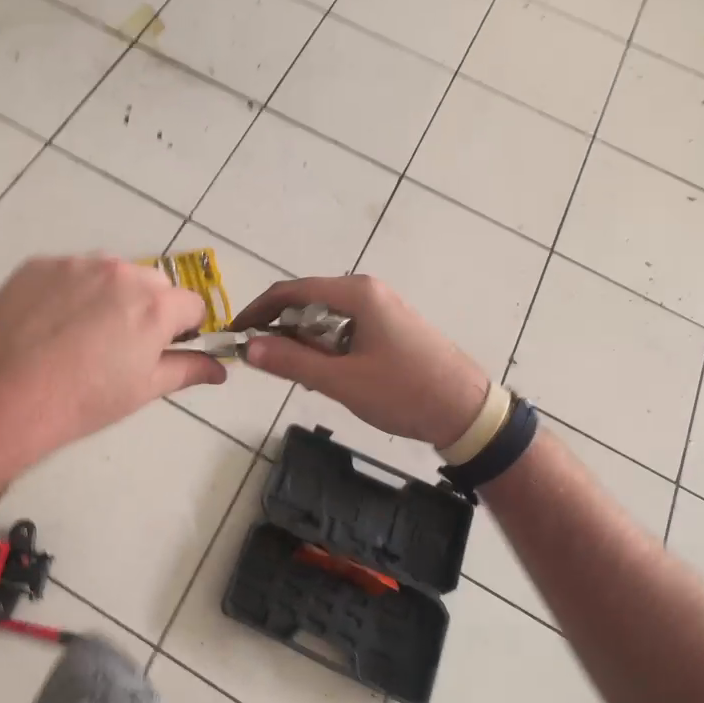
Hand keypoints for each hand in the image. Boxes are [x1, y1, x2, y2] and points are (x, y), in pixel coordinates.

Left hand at [0, 256, 226, 459]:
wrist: (1, 398)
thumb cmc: (81, 402)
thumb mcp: (142, 391)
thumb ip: (186, 370)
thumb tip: (219, 369)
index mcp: (155, 304)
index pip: (191, 303)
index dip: (182, 328)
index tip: (161, 349)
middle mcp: (121, 272)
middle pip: (151, 284)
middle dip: (145, 308)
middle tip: (117, 347)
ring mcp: (76, 264)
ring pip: (107, 274)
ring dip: (105, 295)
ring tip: (76, 336)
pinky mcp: (38, 265)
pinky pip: (67, 273)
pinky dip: (66, 292)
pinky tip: (47, 326)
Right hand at [233, 276, 487, 447]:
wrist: (469, 412)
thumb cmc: (404, 393)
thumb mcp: (342, 381)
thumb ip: (292, 362)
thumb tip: (248, 347)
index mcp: (356, 294)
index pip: (291, 291)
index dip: (258, 311)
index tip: (234, 335)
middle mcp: (368, 291)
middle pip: (307, 301)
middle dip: (280, 328)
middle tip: (263, 362)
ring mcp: (382, 307)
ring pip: (326, 317)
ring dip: (304, 341)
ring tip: (296, 374)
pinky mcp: (391, 326)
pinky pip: (345, 328)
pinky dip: (326, 346)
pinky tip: (326, 374)